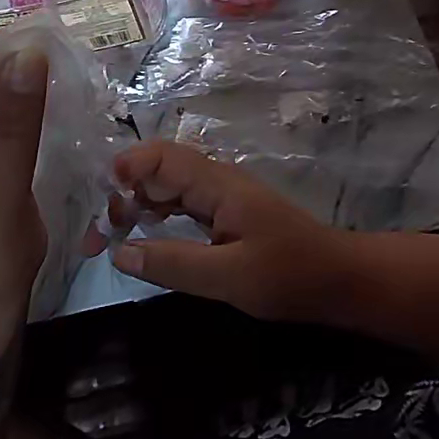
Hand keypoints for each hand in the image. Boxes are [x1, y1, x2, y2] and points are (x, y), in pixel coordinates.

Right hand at [106, 142, 350, 321]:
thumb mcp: (229, 276)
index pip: (162, 157)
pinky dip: (156, 217)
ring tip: (111, 237)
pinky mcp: (225, 216)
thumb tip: (119, 253)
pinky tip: (144, 237)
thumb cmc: (290, 275)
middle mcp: (215, 182)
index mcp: (217, 185)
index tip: (100, 200)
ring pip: (168, 188)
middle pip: (158, 171)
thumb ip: (173, 263)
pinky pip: (181, 206)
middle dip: (122, 193)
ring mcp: (221, 198)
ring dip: (136, 206)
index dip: (127, 168)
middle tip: (98, 235)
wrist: (340, 281)